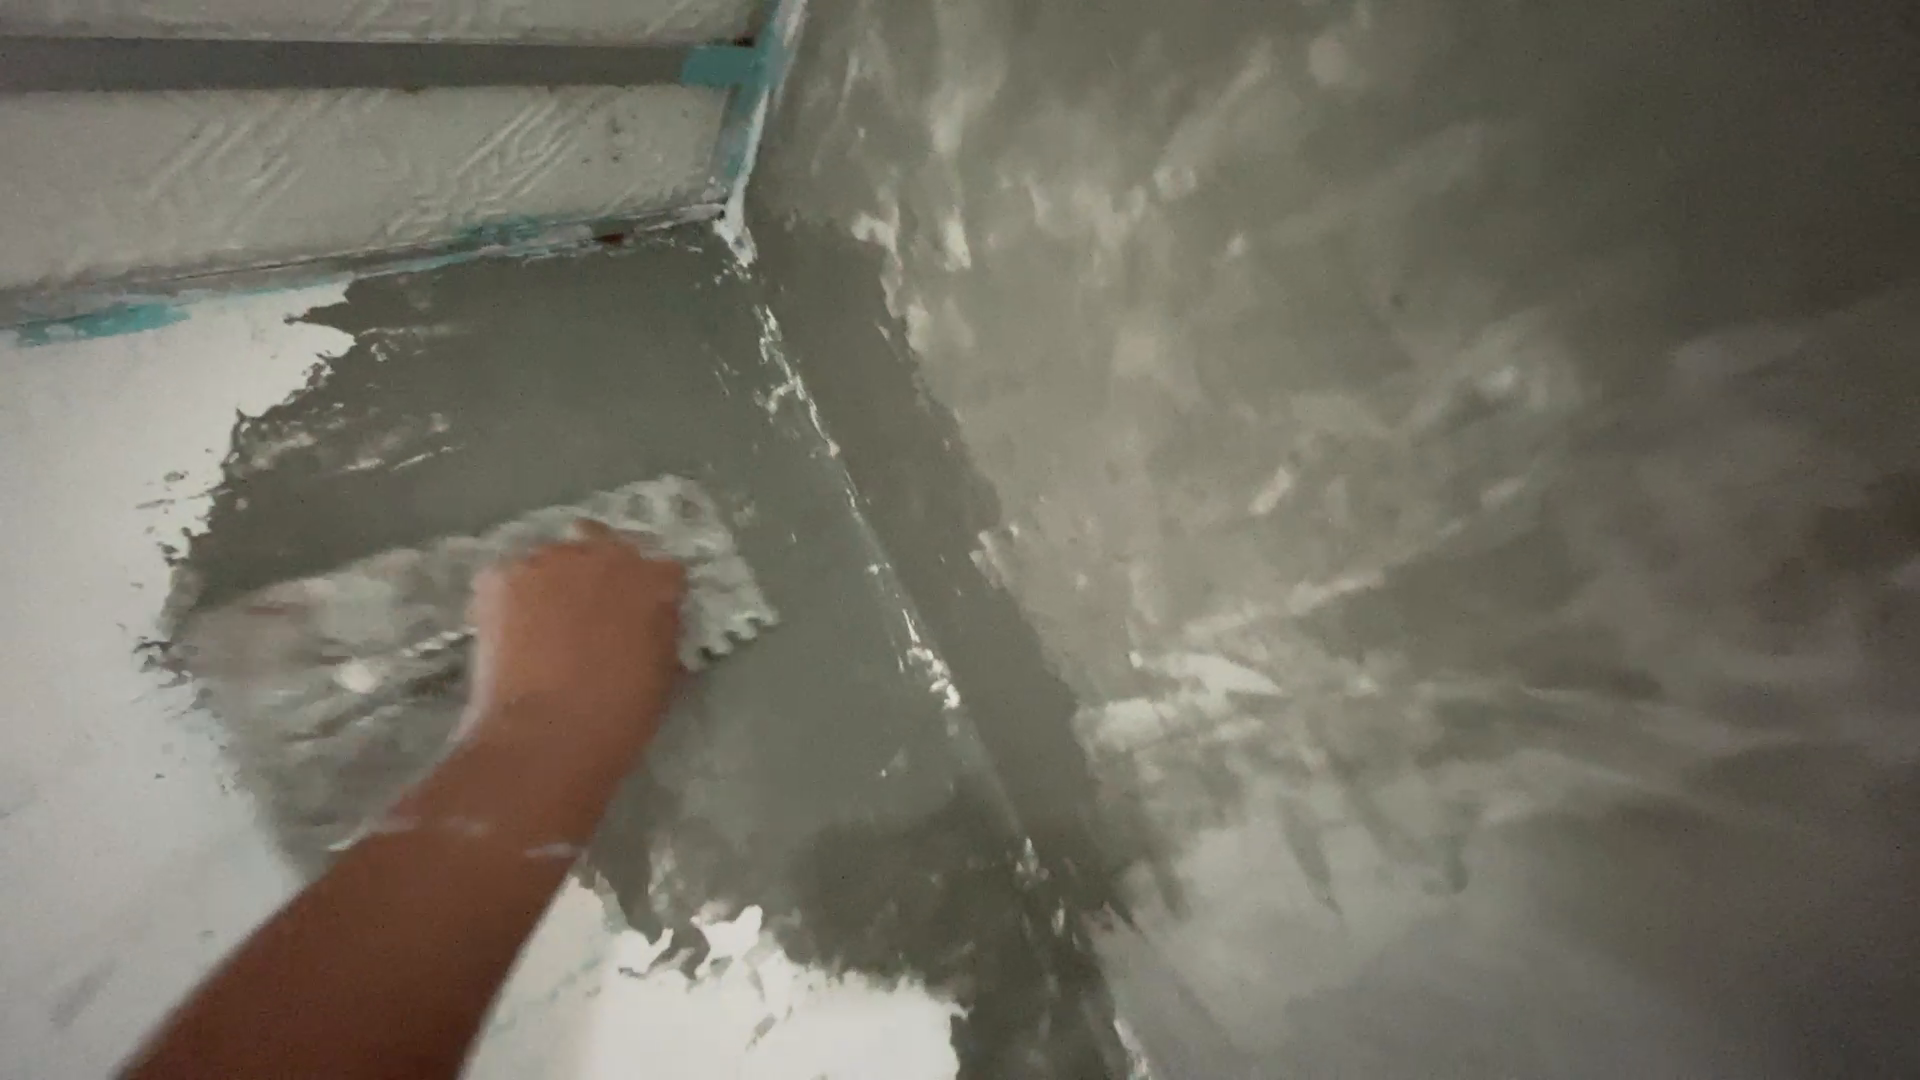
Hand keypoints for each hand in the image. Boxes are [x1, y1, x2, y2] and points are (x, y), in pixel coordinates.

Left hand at [464, 520, 686, 757]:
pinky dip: (515, 594)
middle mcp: (607, 556)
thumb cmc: (621, 711)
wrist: (547, 733)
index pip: (665, 569)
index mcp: (655, 580)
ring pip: (556, 557)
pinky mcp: (502, 576)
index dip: (656, 591)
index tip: (647, 613)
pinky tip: (513, 625)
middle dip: (604, 568)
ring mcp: (551, 561)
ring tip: (547, 616)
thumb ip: (661, 626)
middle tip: (595, 606)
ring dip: (558, 578)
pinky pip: (512, 575)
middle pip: (607, 543)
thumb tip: (652, 615)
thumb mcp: (664, 667)